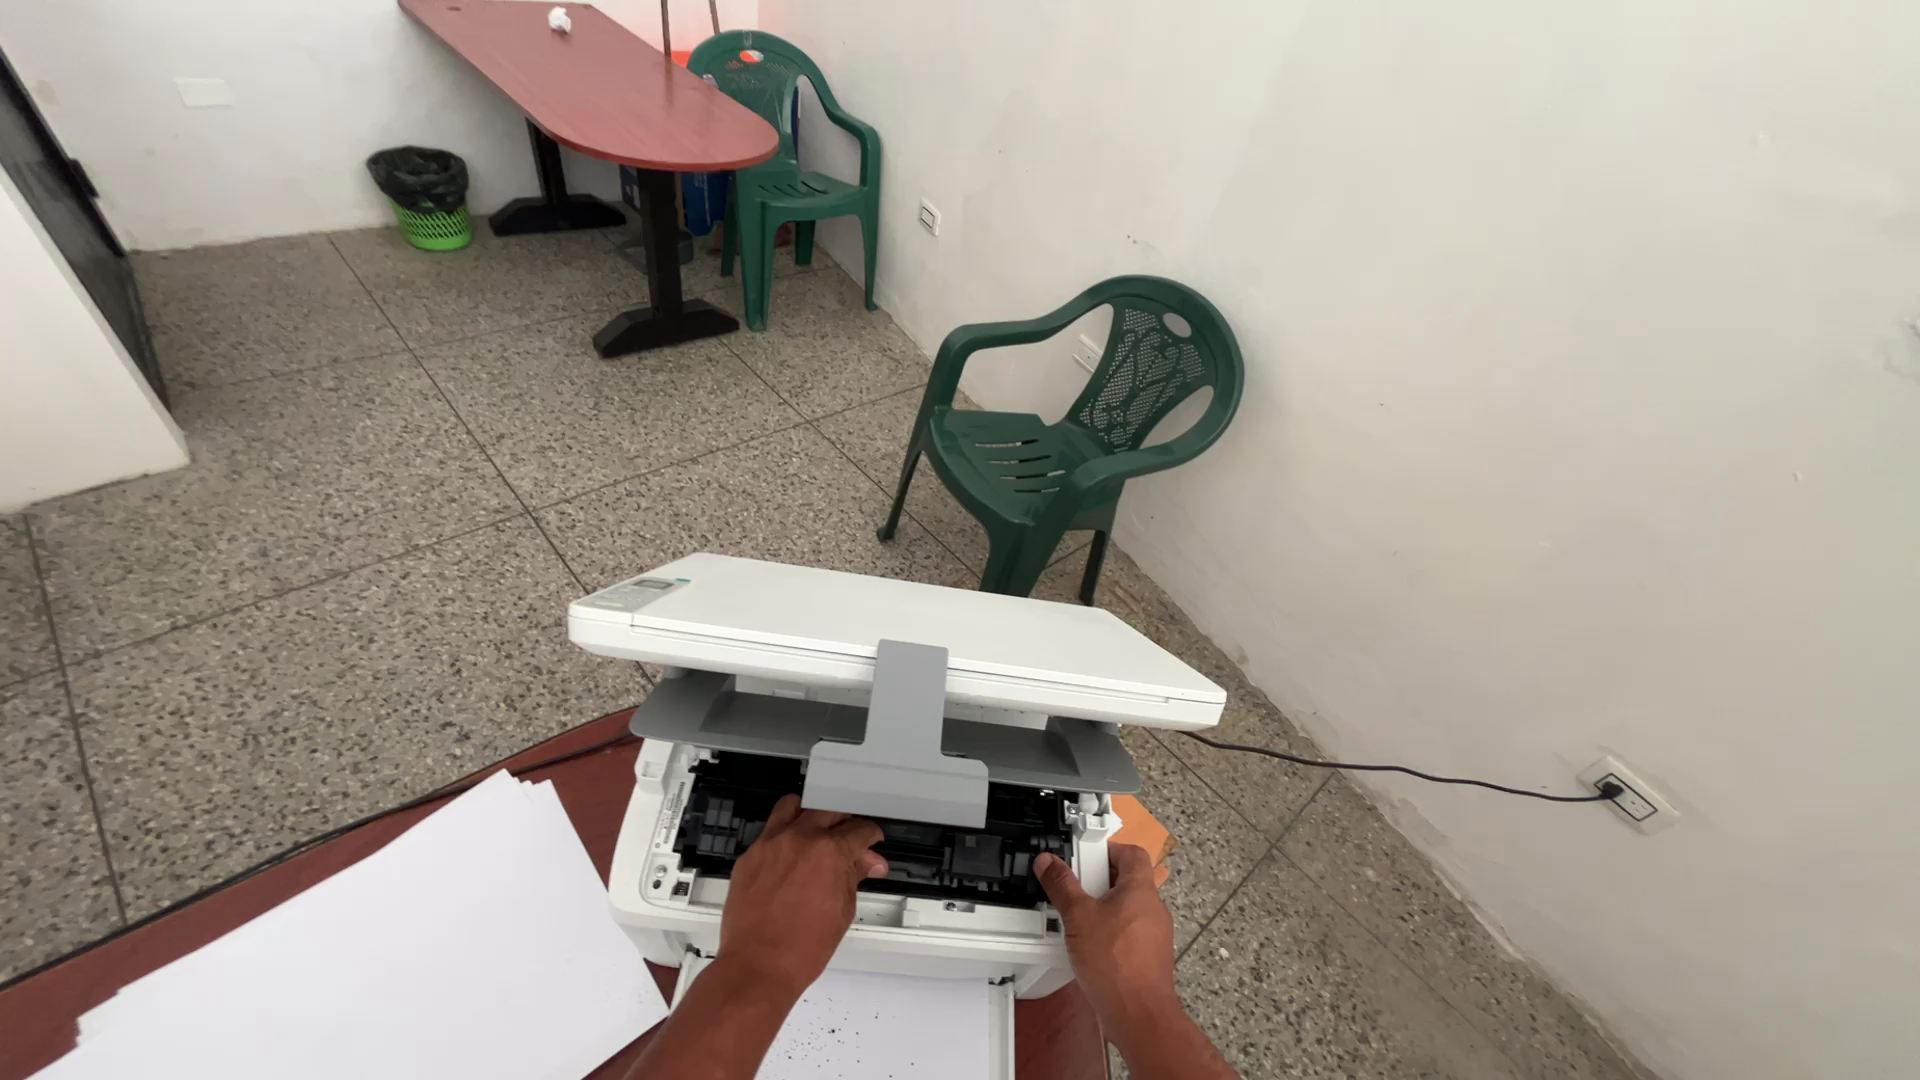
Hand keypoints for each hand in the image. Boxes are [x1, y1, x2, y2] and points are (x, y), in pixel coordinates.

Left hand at [719, 794, 888, 998]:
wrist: (757, 967)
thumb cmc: (802, 947)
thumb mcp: (843, 910)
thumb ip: (855, 876)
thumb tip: (868, 863)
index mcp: (829, 851)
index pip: (859, 830)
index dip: (870, 835)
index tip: (871, 842)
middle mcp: (799, 838)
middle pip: (829, 810)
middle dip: (844, 822)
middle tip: (849, 838)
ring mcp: (771, 843)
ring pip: (794, 806)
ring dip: (810, 814)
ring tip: (816, 831)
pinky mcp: (749, 855)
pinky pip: (769, 831)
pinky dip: (784, 835)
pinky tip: (790, 854)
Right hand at [1034, 842, 1178, 1027]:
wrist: (1139, 1016)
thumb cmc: (1114, 962)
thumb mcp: (1078, 916)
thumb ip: (1061, 885)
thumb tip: (1047, 862)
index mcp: (1141, 890)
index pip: (1132, 853)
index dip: (1108, 848)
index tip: (1085, 855)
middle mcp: (1153, 909)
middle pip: (1128, 880)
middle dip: (1100, 880)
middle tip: (1076, 885)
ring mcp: (1155, 935)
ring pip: (1128, 908)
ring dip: (1105, 907)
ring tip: (1079, 916)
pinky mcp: (1150, 958)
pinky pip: (1130, 933)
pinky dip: (1111, 932)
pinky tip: (1090, 945)